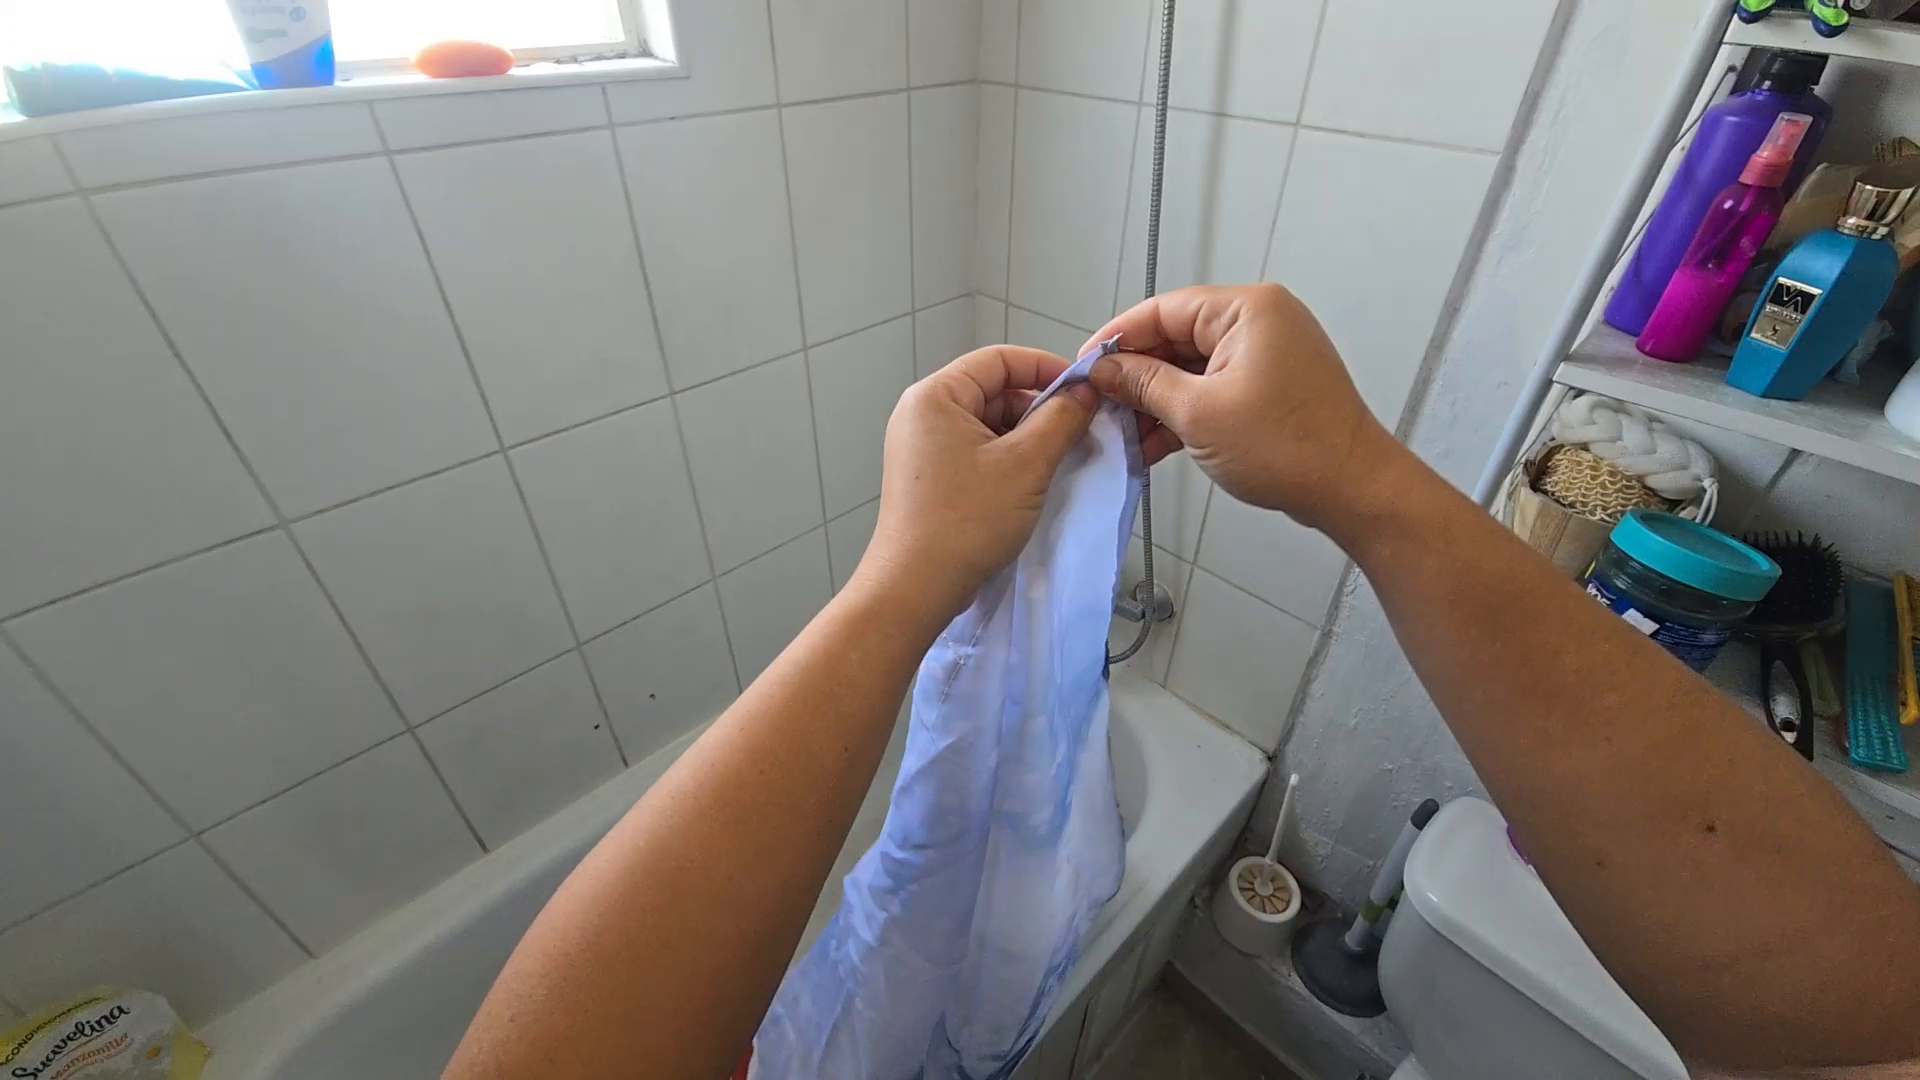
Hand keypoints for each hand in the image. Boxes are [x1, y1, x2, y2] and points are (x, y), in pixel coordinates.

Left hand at [852, 345, 1097, 619]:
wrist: (916, 587)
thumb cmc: (967, 520)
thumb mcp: (1026, 464)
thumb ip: (1062, 419)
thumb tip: (1085, 393)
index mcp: (935, 396)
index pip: (999, 360)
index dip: (1047, 369)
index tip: (1085, 389)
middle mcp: (922, 415)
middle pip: (994, 392)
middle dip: (1039, 410)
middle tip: (1079, 432)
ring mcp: (922, 449)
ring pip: (988, 426)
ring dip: (1027, 439)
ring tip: (1059, 462)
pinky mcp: (929, 479)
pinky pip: (976, 454)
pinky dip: (1007, 461)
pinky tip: (1033, 482)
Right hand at [1086, 284, 1404, 532]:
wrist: (1349, 488)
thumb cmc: (1287, 447)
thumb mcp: (1198, 413)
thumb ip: (1143, 384)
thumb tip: (1104, 369)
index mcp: (1247, 311)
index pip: (1163, 310)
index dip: (1118, 338)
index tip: (1085, 365)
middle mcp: (1256, 323)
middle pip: (1174, 339)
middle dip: (1135, 376)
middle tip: (1099, 405)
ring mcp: (1262, 356)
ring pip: (1188, 369)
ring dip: (1154, 401)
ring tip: (1121, 432)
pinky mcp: (1263, 387)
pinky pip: (1208, 389)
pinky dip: (1180, 413)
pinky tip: (1150, 443)